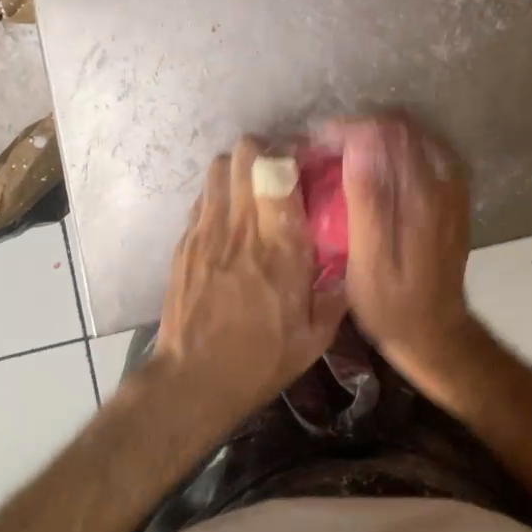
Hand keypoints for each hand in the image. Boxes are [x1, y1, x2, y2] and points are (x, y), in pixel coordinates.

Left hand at [149, 136, 347, 427]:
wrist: (194, 381)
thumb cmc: (260, 360)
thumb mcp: (315, 336)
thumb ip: (335, 293)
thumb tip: (347, 262)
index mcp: (279, 247)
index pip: (278, 171)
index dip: (292, 153)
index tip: (307, 159)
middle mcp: (241, 228)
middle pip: (244, 154)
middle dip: (265, 150)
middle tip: (280, 167)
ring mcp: (206, 231)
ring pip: (219, 167)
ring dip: (239, 167)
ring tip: (254, 186)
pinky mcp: (185, 242)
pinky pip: (203, 197)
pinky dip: (220, 194)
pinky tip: (231, 217)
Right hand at [311, 113, 475, 371]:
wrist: (435, 334)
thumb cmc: (392, 306)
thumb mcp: (369, 262)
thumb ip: (367, 200)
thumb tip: (359, 143)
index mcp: (423, 195)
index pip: (388, 130)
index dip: (349, 128)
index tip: (318, 144)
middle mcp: (444, 182)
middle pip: (402, 127)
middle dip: (360, 130)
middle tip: (325, 151)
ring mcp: (452, 187)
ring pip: (412, 137)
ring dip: (375, 139)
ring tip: (341, 159)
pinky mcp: (451, 196)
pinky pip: (420, 154)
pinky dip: (391, 154)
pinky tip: (369, 174)